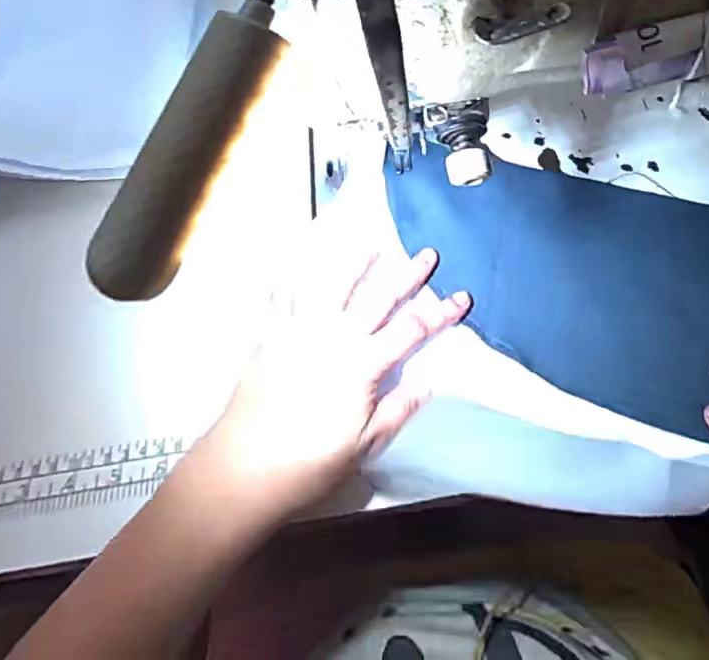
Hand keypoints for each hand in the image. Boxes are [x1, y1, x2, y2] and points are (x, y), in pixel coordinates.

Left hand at [186, 247, 469, 526]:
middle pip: (378, 297)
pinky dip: (294, 274)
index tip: (462, 297)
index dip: (440, 313)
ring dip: (355, 264)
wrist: (247, 463)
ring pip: (332, 285)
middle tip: (427, 255)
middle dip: (407, 275)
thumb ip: (397, 408)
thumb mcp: (365, 443)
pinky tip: (300, 261)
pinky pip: (284, 295)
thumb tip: (428, 381)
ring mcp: (300, 330)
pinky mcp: (271, 333)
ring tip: (371, 245)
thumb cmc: (310, 460)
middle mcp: (334, 336)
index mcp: (362, 364)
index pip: (410, 330)